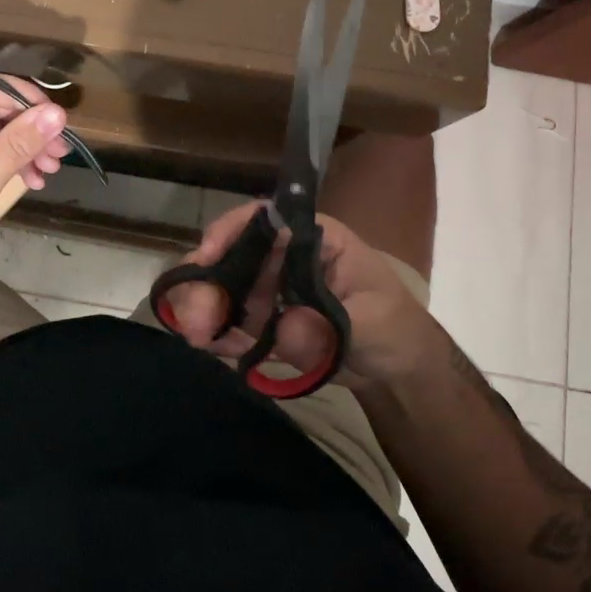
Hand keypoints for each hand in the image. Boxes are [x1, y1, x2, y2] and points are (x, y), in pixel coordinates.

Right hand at [160, 201, 446, 389]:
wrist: (395, 371)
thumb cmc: (394, 330)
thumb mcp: (375, 324)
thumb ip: (331, 325)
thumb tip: (285, 327)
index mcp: (312, 239)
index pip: (263, 220)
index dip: (228, 232)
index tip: (205, 259)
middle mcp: (280, 256)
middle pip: (229, 255)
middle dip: (205, 285)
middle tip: (195, 324)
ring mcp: (265, 287)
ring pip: (219, 288)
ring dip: (202, 311)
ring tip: (200, 341)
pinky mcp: (256, 319)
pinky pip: (225, 321)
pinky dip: (215, 334)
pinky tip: (214, 349)